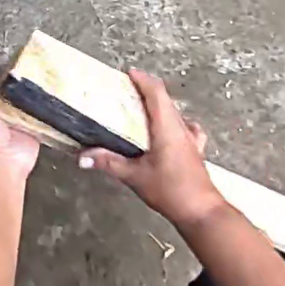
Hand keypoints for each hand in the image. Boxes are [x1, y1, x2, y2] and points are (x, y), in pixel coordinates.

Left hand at [0, 76, 39, 179]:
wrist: (3, 160)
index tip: (3, 63)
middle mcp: (2, 110)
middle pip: (10, 88)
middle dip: (15, 79)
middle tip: (22, 66)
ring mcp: (19, 116)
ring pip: (26, 96)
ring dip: (31, 87)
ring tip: (37, 72)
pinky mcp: (34, 123)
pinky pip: (40, 108)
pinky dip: (43, 100)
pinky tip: (47, 87)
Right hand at [78, 70, 224, 227]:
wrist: (202, 212)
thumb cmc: (171, 191)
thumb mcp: (134, 176)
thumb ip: (108, 163)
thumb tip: (83, 157)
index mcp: (166, 128)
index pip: (156, 93)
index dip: (143, 79)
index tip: (129, 73)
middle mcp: (181, 128)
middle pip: (165, 99)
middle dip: (147, 89)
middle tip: (128, 88)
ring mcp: (191, 139)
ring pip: (175, 112)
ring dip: (160, 104)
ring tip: (144, 106)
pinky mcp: (195, 151)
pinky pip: (186, 128)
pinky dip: (176, 122)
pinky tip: (172, 129)